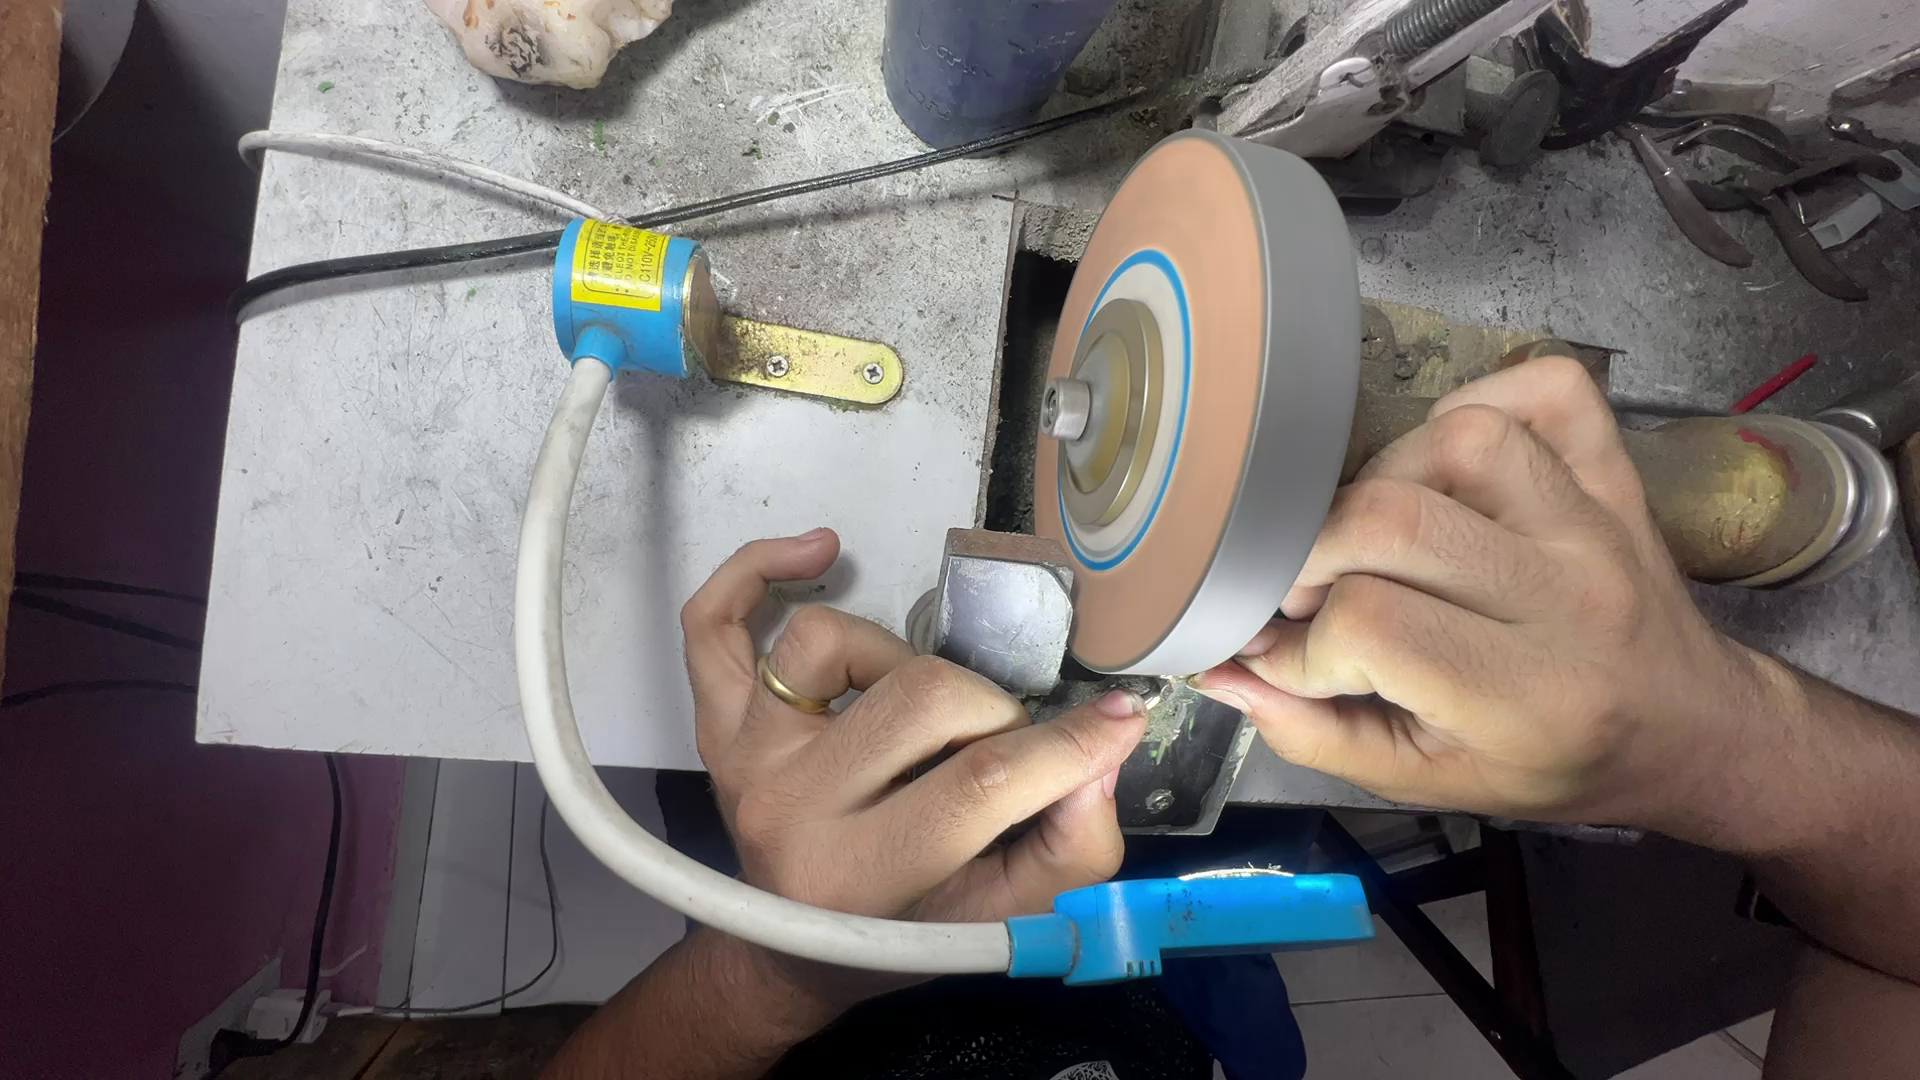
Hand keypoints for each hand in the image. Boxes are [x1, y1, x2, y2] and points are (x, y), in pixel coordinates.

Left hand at [679, 528, 1146, 990]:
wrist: (789, 953)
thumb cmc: (903, 938)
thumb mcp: (1002, 925)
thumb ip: (1070, 848)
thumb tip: (1107, 741)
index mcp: (860, 876)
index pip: (980, 783)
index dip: (1066, 744)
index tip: (1120, 715)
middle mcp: (789, 809)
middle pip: (921, 694)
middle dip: (990, 709)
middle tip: (999, 741)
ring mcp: (746, 754)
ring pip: (832, 640)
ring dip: (901, 659)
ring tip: (919, 707)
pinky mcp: (721, 721)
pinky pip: (714, 622)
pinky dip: (756, 571)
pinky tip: (818, 551)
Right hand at [1193, 357, 1763, 825]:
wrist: (1692, 730)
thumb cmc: (1547, 762)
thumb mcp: (1421, 780)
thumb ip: (1310, 734)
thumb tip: (1220, 674)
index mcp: (1524, 692)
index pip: (1368, 623)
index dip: (1299, 645)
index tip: (1290, 661)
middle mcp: (1566, 594)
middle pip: (1392, 519)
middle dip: (1312, 555)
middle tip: (1309, 592)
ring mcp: (1593, 518)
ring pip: (1457, 439)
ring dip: (1380, 479)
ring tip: (1371, 532)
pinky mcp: (1609, 470)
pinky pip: (1541, 391)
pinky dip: (1472, 406)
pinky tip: (1437, 466)